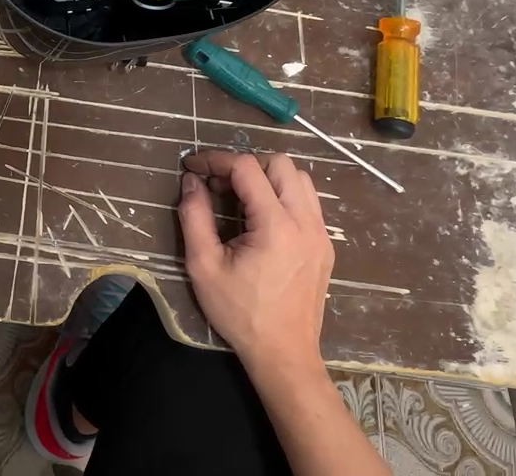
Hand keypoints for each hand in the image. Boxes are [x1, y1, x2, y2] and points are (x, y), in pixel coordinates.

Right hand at [178, 151, 334, 374]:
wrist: (284, 356)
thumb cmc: (240, 313)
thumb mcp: (203, 265)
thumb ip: (194, 216)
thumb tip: (191, 180)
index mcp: (276, 226)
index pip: (247, 168)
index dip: (216, 160)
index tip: (192, 167)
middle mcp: (306, 223)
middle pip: (279, 163)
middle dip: (244, 165)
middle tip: (219, 184)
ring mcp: (321, 234)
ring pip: (299, 178)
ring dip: (267, 177)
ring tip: (240, 198)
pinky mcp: (325, 245)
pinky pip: (307, 201)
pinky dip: (282, 194)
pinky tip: (261, 217)